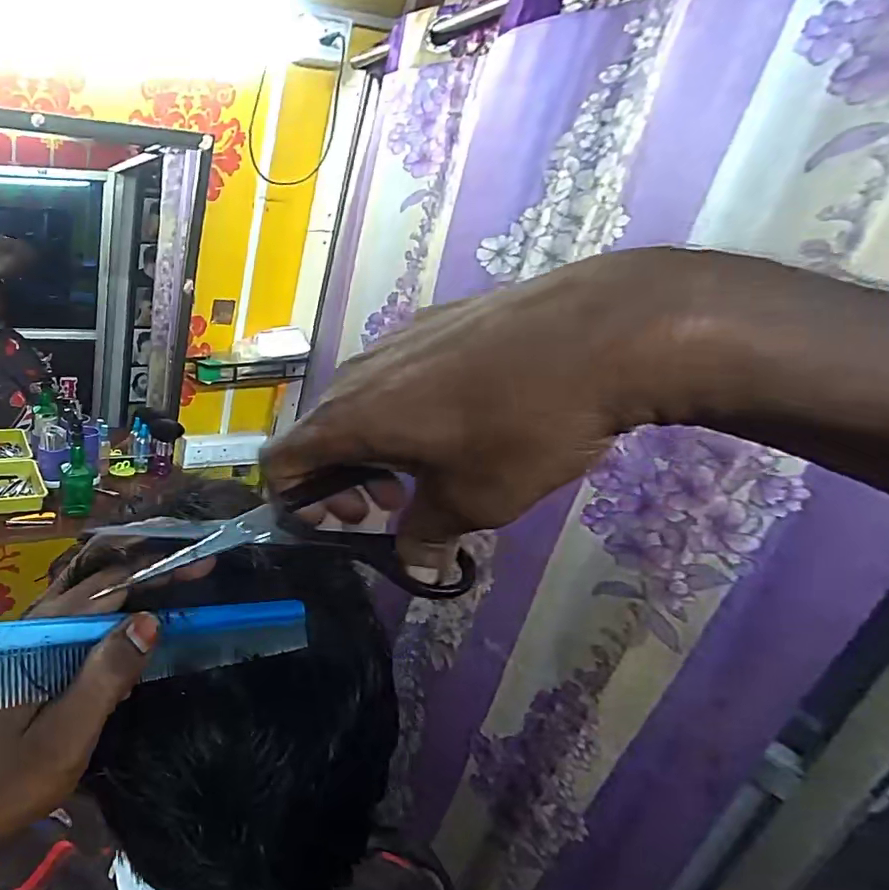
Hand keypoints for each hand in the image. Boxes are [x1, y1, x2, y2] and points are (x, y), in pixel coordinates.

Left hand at [0, 552, 215, 855]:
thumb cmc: (16, 778)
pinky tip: (136, 643)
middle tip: (197, 576)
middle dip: (146, 578)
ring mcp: (33, 649)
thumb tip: (150, 618)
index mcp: (38, 636)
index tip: (197, 566)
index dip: (151, 573)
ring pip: (89, 610)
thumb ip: (105, 675)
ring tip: (177, 595)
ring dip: (132, 600)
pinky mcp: (38, 669)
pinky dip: (113, 630)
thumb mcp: (68, 731)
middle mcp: (34, 630)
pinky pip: (81, 635)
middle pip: (97, 591)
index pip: (103, 589)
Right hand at [261, 250, 683, 575]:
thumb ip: (428, 535)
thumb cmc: (524, 425)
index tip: (341, 522)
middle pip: (317, 434)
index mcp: (346, 420)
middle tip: (389, 505)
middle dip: (339, 479)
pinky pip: (392, 375)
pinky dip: (401, 408)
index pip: (278, 461)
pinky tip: (463, 416)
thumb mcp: (476, 500)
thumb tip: (419, 567)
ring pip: (355, 402)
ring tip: (426, 464)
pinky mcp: (431, 322)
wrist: (610, 327)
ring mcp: (391, 343)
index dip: (291, 500)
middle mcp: (353, 377)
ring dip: (370, 445)